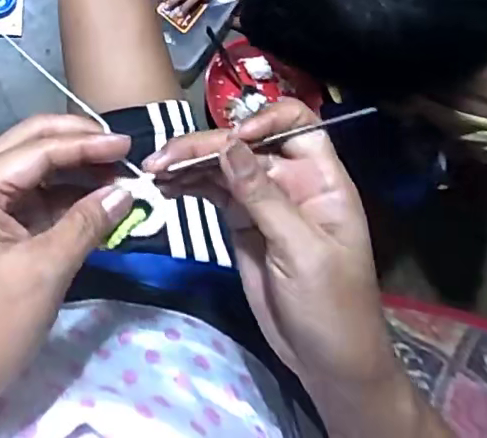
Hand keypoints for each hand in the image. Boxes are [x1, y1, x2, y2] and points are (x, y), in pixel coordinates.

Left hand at [0, 116, 136, 417]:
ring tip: (119, 170)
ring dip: (80, 162)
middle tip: (122, 148)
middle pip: (38, 139)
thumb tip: (126, 192)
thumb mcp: (46, 270)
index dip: (87, 143)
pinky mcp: (8, 217)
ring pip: (43, 159)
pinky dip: (74, 187)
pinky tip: (102, 193)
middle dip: (81, 139)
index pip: (41, 147)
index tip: (128, 145)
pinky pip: (46, 187)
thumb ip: (87, 223)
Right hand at [141, 102, 401, 402]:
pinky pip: (212, 191)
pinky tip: (164, 185)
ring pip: (222, 164)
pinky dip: (187, 185)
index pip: (295, 123)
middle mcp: (289, 177)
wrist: (328, 366)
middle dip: (205, 145)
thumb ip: (263, 196)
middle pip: (245, 143)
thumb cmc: (333, 306)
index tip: (232, 139)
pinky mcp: (240, 220)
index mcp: (319, 176)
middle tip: (164, 158)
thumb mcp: (302, 250)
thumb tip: (228, 144)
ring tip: (154, 170)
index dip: (264, 119)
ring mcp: (262, 198)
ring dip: (188, 162)